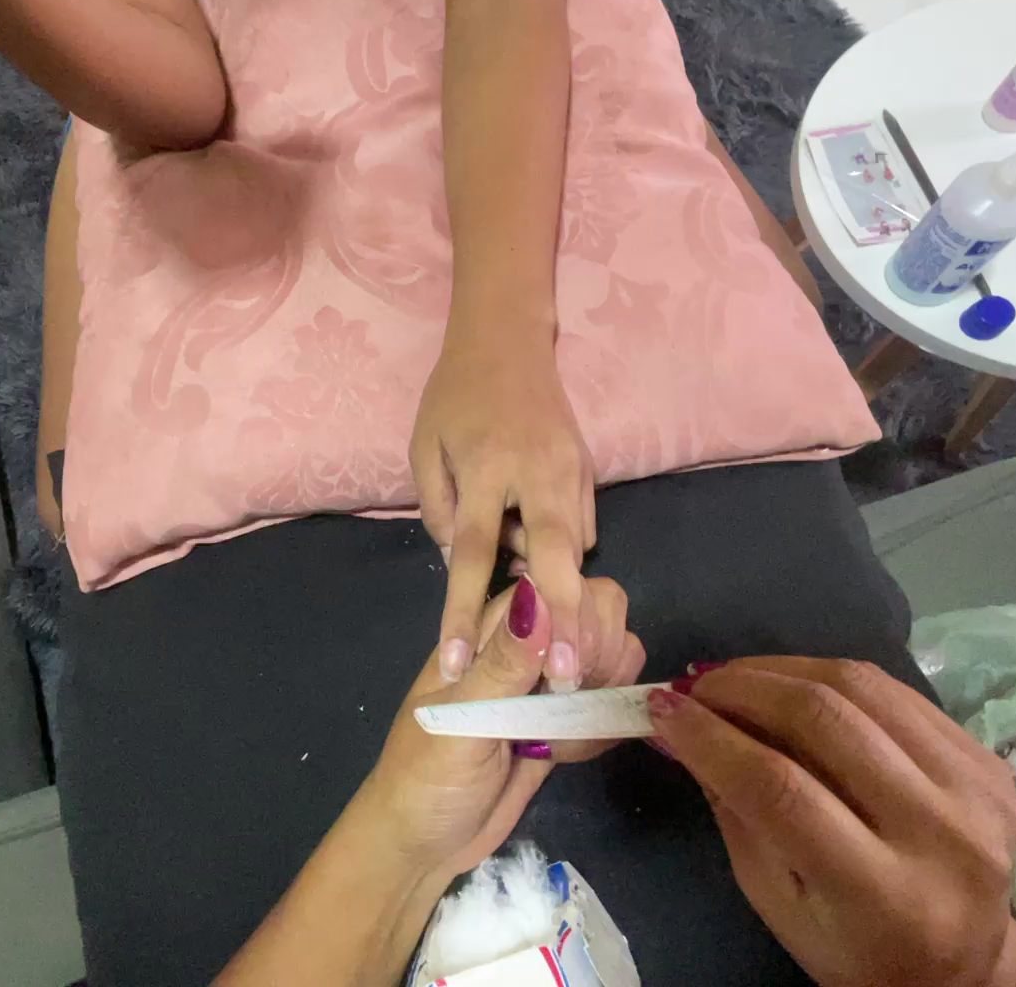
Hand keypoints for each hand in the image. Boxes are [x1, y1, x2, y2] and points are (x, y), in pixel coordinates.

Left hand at [357, 576, 642, 880]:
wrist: (424, 846)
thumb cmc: (425, 777)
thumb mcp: (461, 719)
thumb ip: (503, 663)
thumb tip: (538, 595)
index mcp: (485, 630)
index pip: (550, 587)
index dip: (573, 618)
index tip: (564, 673)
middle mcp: (522, 645)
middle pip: (592, 608)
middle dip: (595, 652)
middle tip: (563, 699)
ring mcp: (546, 683)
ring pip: (608, 651)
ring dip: (603, 688)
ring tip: (562, 729)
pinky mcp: (563, 721)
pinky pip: (606, 701)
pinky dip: (601, 725)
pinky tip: (564, 753)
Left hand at [411, 329, 595, 692]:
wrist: (506, 340)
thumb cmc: (455, 396)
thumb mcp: (425, 447)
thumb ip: (438, 509)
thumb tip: (454, 563)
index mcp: (485, 467)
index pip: (471, 551)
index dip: (461, 610)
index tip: (456, 665)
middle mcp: (537, 473)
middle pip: (552, 555)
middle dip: (558, 619)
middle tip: (562, 675)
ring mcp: (572, 471)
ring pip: (572, 547)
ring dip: (560, 589)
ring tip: (552, 632)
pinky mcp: (590, 472)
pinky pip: (580, 528)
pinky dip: (563, 554)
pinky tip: (541, 558)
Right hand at [648, 658, 1015, 986]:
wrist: (966, 965)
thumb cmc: (849, 944)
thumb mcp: (772, 896)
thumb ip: (728, 804)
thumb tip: (674, 724)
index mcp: (886, 895)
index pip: (780, 789)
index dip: (710, 737)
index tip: (661, 708)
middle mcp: (943, 835)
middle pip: (823, 720)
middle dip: (740, 689)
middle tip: (693, 686)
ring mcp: (976, 789)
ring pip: (856, 686)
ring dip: (776, 669)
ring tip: (730, 678)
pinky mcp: (986, 757)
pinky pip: (887, 686)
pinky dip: (821, 673)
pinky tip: (785, 683)